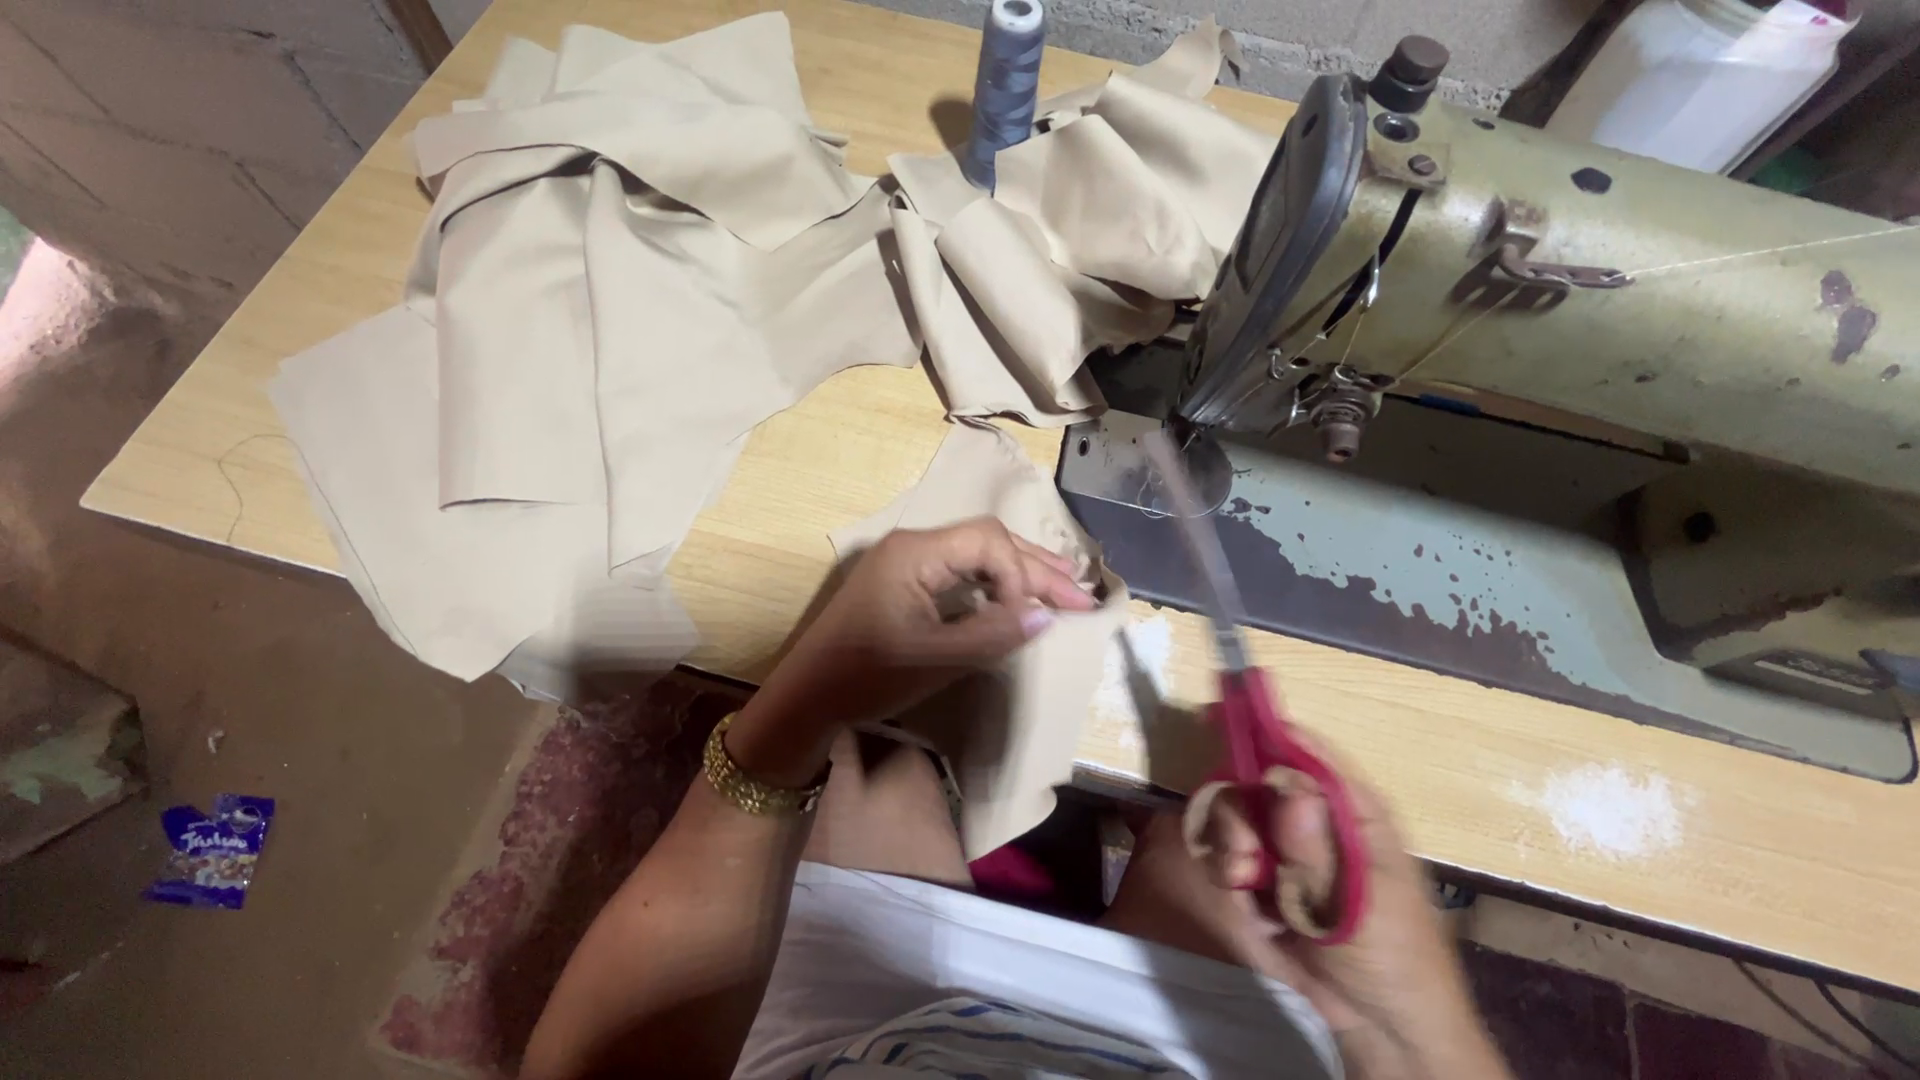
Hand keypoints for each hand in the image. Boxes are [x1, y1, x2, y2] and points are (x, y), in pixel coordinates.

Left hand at [727, 519, 1097, 784]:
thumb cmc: (865, 676)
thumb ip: (992, 634)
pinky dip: (994, 585)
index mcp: (915, 551)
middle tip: (1082, 597)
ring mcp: (907, 562)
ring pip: (976, 555)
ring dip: (1019, 573)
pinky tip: (1017, 600)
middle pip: (987, 542)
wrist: (806, 697)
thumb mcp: (934, 658)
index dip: (1020, 575)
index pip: (989, 541)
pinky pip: (960, 573)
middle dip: (1035, 569)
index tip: (1032, 619)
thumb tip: (1046, 616)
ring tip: (1065, 589)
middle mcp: (913, 545)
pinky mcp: (905, 583)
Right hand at [1191, 752, 1509, 1079]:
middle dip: (1236, 813)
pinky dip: (1226, 876)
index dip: (1262, 730)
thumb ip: (1318, 851)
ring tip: (1244, 886)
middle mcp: (1313, 818)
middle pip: (1253, 780)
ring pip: (1231, 817)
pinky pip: (1224, 855)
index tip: (1214, 715)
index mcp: (1353, 810)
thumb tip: (1287, 787)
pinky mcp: (1261, 878)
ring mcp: (1285, 848)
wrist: (1380, 1027)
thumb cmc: (1393, 959)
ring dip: (1228, 848)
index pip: (1304, 751)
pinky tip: (1250, 909)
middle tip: (1241, 854)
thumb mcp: (1361, 907)